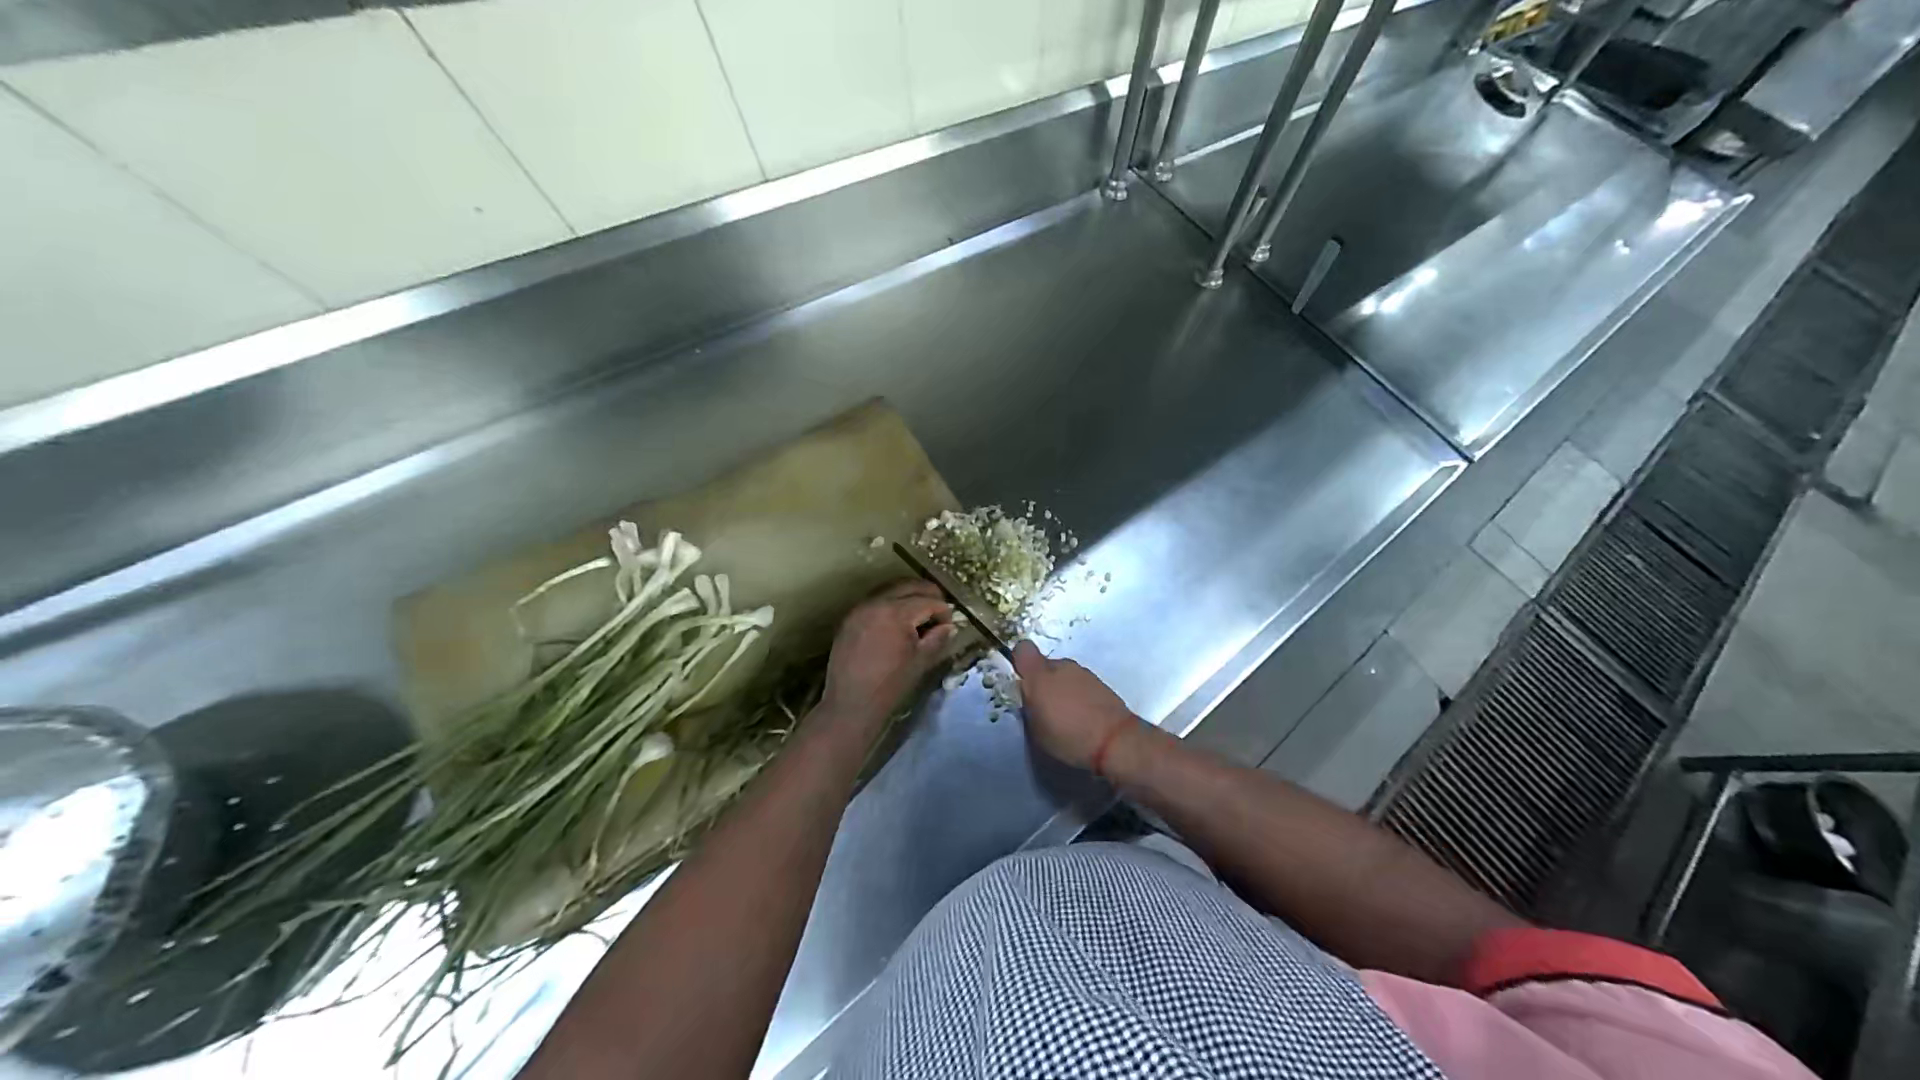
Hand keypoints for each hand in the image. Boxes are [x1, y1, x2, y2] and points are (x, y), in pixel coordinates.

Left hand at [819, 580, 956, 724]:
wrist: (851, 703)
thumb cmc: (890, 685)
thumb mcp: (920, 662)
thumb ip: (937, 638)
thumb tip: (949, 626)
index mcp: (896, 612)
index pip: (927, 600)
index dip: (943, 611)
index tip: (949, 624)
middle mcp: (876, 603)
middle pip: (908, 586)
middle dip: (927, 594)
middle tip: (939, 610)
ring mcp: (859, 609)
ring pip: (889, 589)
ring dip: (907, 595)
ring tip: (920, 612)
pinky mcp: (849, 618)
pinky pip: (874, 600)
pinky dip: (889, 602)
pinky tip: (897, 619)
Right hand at [1011, 641, 1143, 772]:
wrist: (1115, 741)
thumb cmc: (1068, 735)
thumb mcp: (1036, 728)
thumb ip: (1029, 705)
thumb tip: (1028, 694)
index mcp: (1039, 675)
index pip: (1022, 650)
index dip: (1020, 661)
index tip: (1021, 680)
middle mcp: (1062, 667)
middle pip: (1045, 665)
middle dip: (1043, 681)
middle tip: (1044, 707)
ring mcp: (1084, 672)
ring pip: (1064, 675)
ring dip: (1062, 688)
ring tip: (1067, 715)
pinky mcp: (1101, 682)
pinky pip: (1081, 684)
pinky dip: (1079, 695)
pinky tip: (1083, 716)